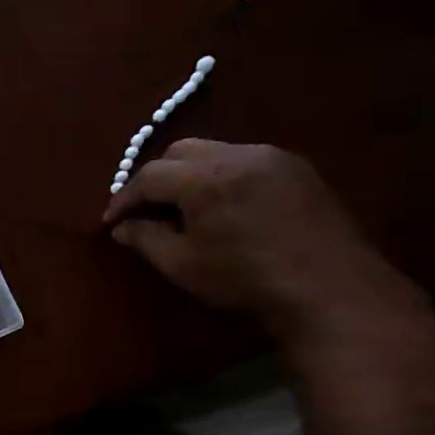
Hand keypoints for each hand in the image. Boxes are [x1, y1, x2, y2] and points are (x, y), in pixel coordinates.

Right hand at [101, 140, 419, 332]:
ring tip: (177, 210)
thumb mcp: (181, 264)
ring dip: (186, 176)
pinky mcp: (294, 167)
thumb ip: (145, 239)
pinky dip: (217, 177)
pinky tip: (215, 208)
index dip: (124, 198)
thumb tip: (121, 227)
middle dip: (154, 179)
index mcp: (207, 179)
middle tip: (142, 212)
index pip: (150, 175)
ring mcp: (272, 157)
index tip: (110, 223)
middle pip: (181, 151)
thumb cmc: (241, 279)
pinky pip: (242, 160)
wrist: (324, 284)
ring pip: (213, 152)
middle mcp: (240, 154)